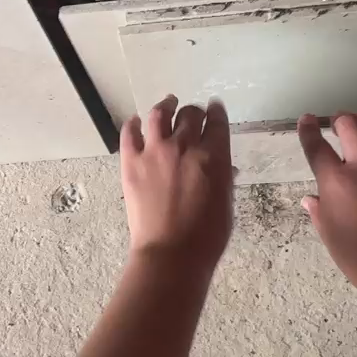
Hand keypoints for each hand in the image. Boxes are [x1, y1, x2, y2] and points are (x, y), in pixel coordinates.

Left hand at [120, 95, 233, 269]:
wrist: (171, 252)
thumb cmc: (206, 236)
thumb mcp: (225, 204)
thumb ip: (223, 179)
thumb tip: (223, 167)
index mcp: (214, 156)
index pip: (217, 122)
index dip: (216, 111)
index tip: (215, 107)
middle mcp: (185, 146)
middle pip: (190, 114)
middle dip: (194, 111)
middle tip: (193, 113)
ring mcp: (155, 151)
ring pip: (160, 114)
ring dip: (166, 106)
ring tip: (168, 103)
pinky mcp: (131, 161)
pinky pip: (130, 132)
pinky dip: (135, 123)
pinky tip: (137, 122)